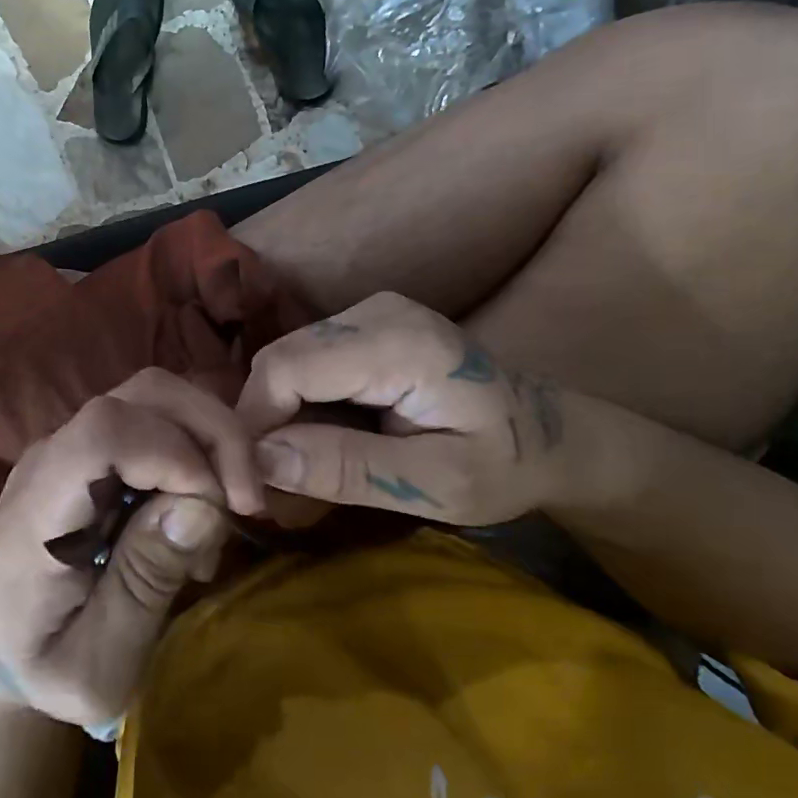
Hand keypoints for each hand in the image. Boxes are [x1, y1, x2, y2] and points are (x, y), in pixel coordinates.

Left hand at [0, 369, 253, 734]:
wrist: (11, 648)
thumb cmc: (49, 665)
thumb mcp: (99, 662)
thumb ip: (142, 584)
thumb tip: (200, 504)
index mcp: (36, 510)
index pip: (103, 433)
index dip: (173, 452)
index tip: (220, 508)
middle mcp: (50, 457)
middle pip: (141, 394)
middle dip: (212, 433)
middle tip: (249, 503)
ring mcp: (71, 445)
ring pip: (154, 396)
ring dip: (210, 440)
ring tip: (227, 513)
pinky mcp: (92, 450)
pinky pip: (155, 420)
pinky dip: (197, 449)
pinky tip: (202, 509)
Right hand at [237, 292, 571, 526]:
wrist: (544, 432)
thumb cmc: (504, 466)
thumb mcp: (437, 487)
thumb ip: (348, 469)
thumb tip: (260, 459)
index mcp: (402, 344)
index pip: (287, 368)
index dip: (255, 422)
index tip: (253, 481)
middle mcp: (376, 311)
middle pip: (278, 359)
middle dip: (262, 420)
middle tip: (269, 480)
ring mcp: (367, 311)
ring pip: (283, 359)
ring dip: (276, 413)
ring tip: (295, 463)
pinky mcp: (360, 323)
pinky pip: (301, 358)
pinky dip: (294, 401)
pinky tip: (317, 435)